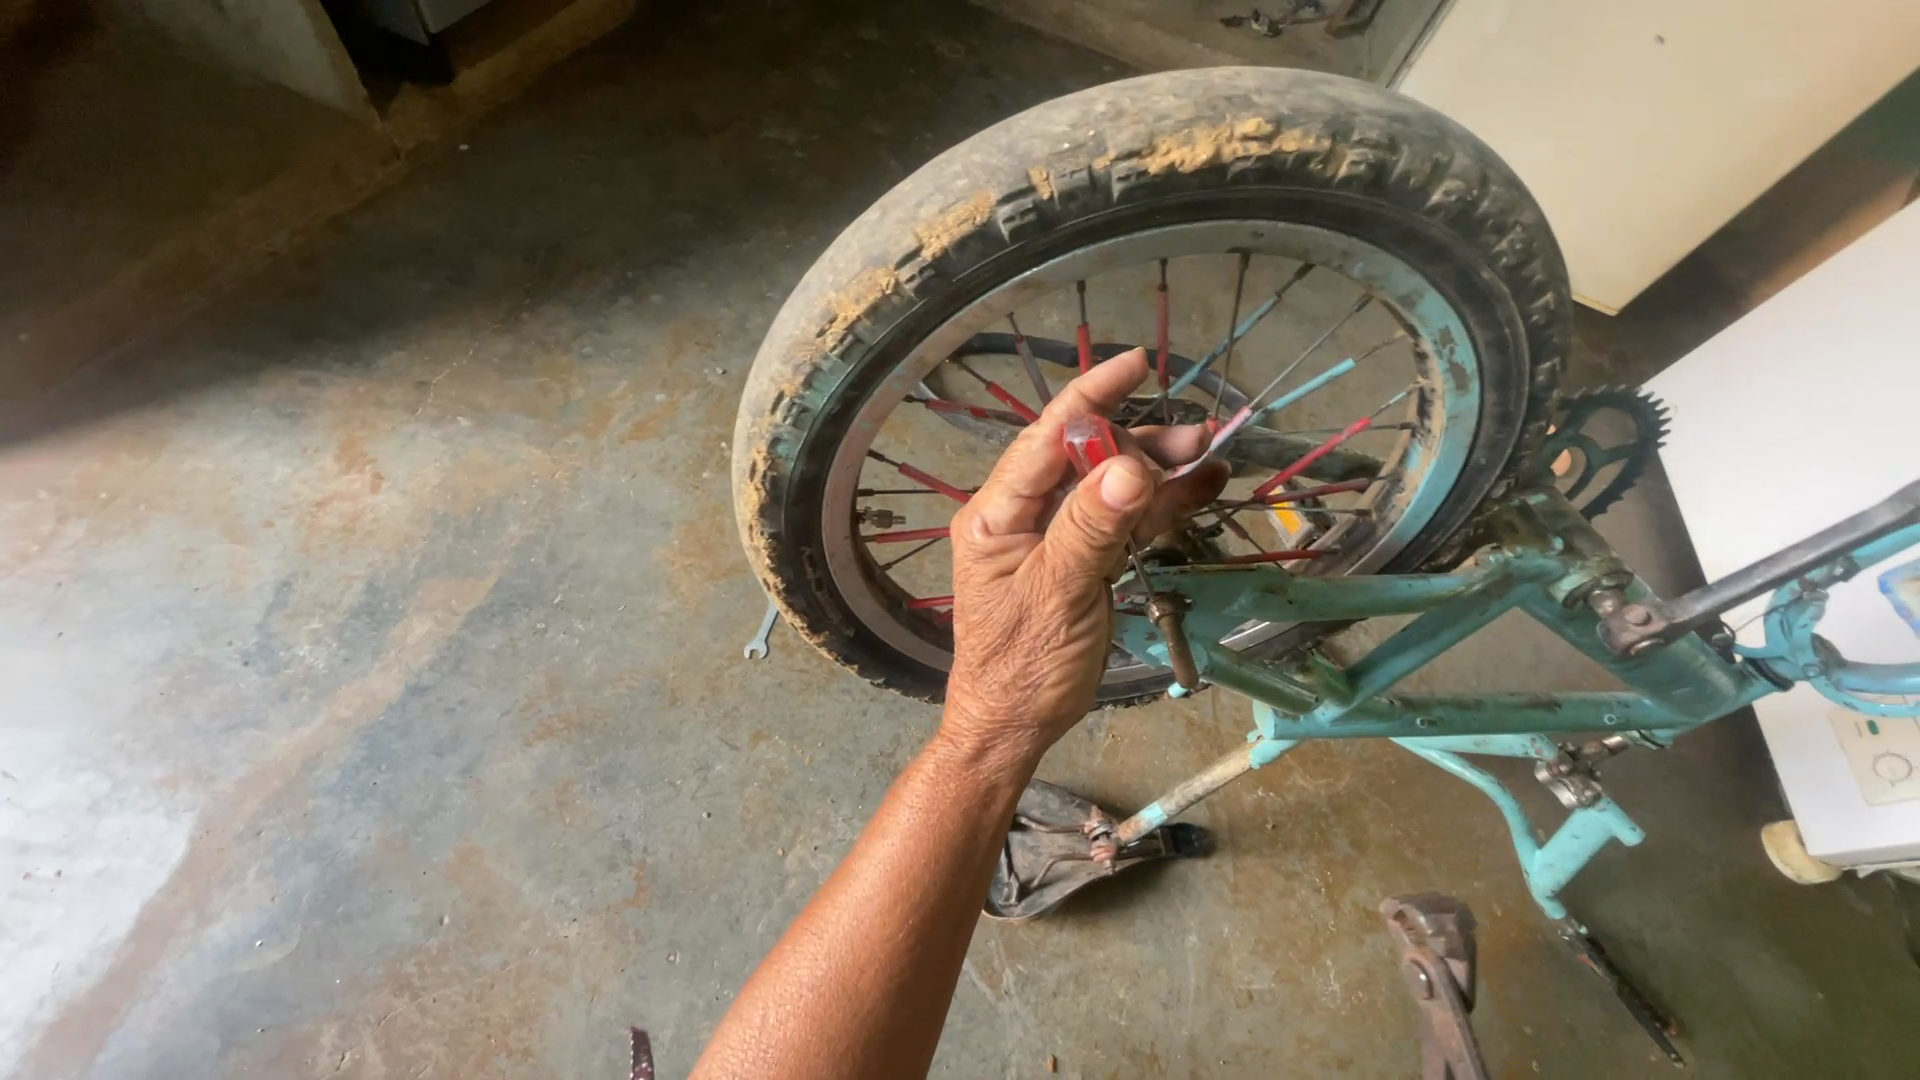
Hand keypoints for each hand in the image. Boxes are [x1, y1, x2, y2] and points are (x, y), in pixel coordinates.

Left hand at [940, 349, 1228, 767]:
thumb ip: (1090, 528)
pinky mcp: (1076, 561)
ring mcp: (1050, 538)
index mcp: (997, 513)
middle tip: (1196, 438)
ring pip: (1107, 489)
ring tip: (1208, 462)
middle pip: (1083, 459)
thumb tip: (1130, 466)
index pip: (1045, 438)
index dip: (1092, 397)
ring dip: (1156, 475)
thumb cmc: (1022, 666)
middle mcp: (1020, 515)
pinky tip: (1197, 492)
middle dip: (1139, 443)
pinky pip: (1117, 524)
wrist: (1014, 724)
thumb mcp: (1057, 595)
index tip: (1137, 364)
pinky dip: (1155, 510)